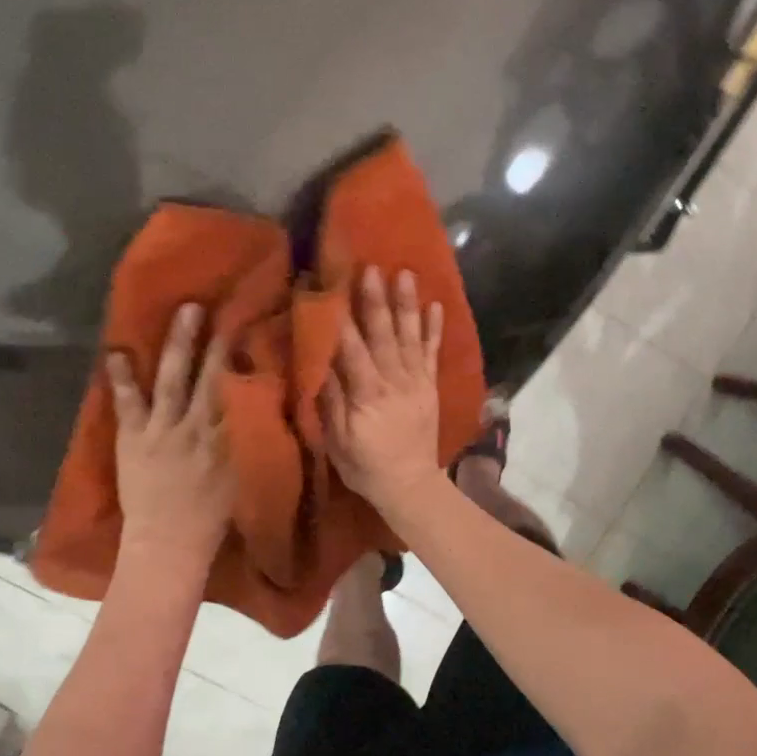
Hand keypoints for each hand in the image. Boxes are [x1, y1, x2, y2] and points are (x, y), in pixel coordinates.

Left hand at [107, 304, 236, 564]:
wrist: (170, 546)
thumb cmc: (214, 518)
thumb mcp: (246, 479)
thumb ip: (254, 441)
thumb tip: (267, 407)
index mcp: (229, 440)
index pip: (243, 391)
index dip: (250, 358)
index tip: (259, 329)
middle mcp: (199, 428)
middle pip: (212, 377)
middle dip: (219, 340)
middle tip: (226, 306)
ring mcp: (164, 430)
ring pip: (174, 379)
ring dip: (180, 343)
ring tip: (187, 310)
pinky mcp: (134, 438)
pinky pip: (127, 402)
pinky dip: (121, 377)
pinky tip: (116, 352)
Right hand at [321, 266, 445, 514]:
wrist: (411, 486)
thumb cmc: (366, 466)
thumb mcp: (339, 441)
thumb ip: (332, 402)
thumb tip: (321, 364)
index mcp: (367, 397)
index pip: (353, 352)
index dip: (343, 322)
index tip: (333, 292)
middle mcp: (394, 383)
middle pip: (384, 337)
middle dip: (376, 301)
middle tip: (370, 269)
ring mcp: (416, 383)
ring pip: (410, 337)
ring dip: (406, 305)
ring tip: (404, 273)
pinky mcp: (430, 387)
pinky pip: (432, 354)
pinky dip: (434, 329)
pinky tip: (435, 305)